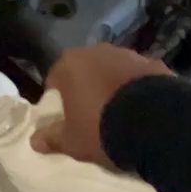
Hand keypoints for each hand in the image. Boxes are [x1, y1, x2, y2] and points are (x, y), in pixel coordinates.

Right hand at [32, 43, 170, 167]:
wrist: (156, 123)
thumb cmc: (101, 128)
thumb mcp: (72, 140)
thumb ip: (52, 137)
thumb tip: (34, 140)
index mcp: (69, 64)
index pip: (54, 80)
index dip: (58, 101)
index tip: (66, 119)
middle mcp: (95, 51)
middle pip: (84, 71)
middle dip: (86, 89)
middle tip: (93, 116)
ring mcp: (127, 54)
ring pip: (112, 71)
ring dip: (112, 86)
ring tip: (121, 114)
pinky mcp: (154, 63)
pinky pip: (137, 77)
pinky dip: (136, 89)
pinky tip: (143, 110)